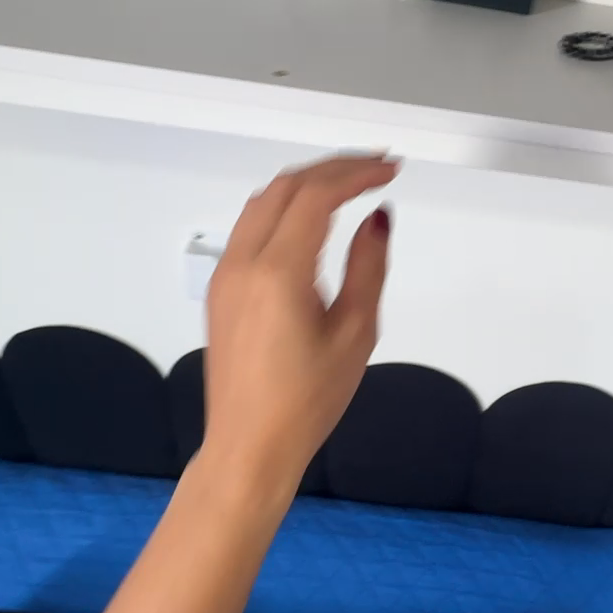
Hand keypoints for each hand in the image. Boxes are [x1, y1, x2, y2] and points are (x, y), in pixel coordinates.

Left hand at [199, 155, 397, 492]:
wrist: (250, 446)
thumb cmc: (306, 400)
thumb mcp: (356, 332)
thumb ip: (368, 264)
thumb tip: (377, 218)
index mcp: (278, 273)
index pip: (316, 195)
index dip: (357, 172)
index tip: (390, 168)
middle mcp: (243, 263)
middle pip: (287, 185)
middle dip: (335, 167)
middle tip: (376, 167)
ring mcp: (226, 273)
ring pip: (264, 199)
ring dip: (308, 181)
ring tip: (350, 182)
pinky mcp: (222, 286)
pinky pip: (252, 223)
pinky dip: (286, 203)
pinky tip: (313, 213)